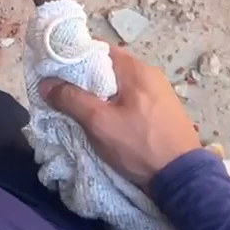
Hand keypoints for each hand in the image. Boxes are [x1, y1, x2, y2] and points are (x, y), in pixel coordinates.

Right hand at [41, 45, 202, 186]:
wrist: (183, 180)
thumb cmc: (140, 146)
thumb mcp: (100, 123)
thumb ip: (71, 99)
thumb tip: (46, 84)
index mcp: (135, 69)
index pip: (96, 49)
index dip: (72, 56)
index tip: (54, 70)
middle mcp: (149, 74)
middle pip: (106, 66)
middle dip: (83, 77)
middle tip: (62, 91)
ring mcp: (158, 92)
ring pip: (117, 83)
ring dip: (98, 92)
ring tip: (79, 107)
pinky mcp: (161, 109)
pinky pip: (129, 97)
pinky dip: (113, 102)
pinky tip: (104, 117)